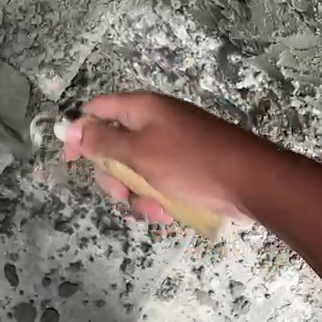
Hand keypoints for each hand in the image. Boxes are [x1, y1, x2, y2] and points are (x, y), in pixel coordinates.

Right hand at [63, 92, 286, 224]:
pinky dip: (158, 199)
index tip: (71, 159)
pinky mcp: (185, 169)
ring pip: (134, 171)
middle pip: (113, 147)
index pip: (97, 110)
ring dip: (137, 194)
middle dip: (114, 176)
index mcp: (141, 109)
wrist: (251, 182)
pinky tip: (169, 213)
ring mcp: (170, 146)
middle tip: (123, 192)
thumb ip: (102, 142)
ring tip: (156, 208)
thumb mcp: (139, 153)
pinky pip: (157, 183)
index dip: (80, 131)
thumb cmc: (190, 162)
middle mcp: (153, 123)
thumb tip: (71, 127)